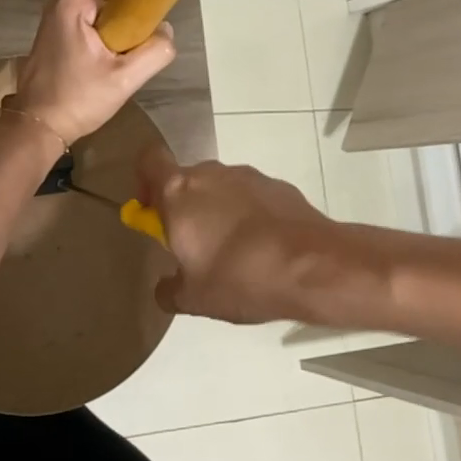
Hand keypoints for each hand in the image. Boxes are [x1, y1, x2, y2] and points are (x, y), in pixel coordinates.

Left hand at [10, 0, 174, 144]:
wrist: (39, 125)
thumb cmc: (79, 99)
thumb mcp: (126, 78)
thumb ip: (155, 51)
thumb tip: (166, 30)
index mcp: (75, 1)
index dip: (140, 19)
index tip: (142, 46)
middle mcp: (60, 2)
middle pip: (113, 9)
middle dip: (126, 33)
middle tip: (125, 63)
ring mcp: (52, 20)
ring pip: (101, 24)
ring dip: (112, 43)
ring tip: (111, 69)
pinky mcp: (50, 37)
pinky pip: (86, 33)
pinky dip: (96, 48)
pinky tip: (96, 71)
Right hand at [136, 145, 399, 326]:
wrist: (316, 268)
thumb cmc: (240, 277)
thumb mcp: (194, 299)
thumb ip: (169, 290)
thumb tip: (164, 288)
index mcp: (178, 192)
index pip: (148, 161)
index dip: (144, 181)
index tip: (152, 211)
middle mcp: (210, 174)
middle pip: (186, 180)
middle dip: (185, 208)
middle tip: (195, 246)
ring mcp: (248, 177)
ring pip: (220, 189)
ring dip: (219, 213)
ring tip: (236, 255)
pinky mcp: (281, 187)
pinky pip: (253, 198)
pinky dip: (252, 218)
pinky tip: (265, 252)